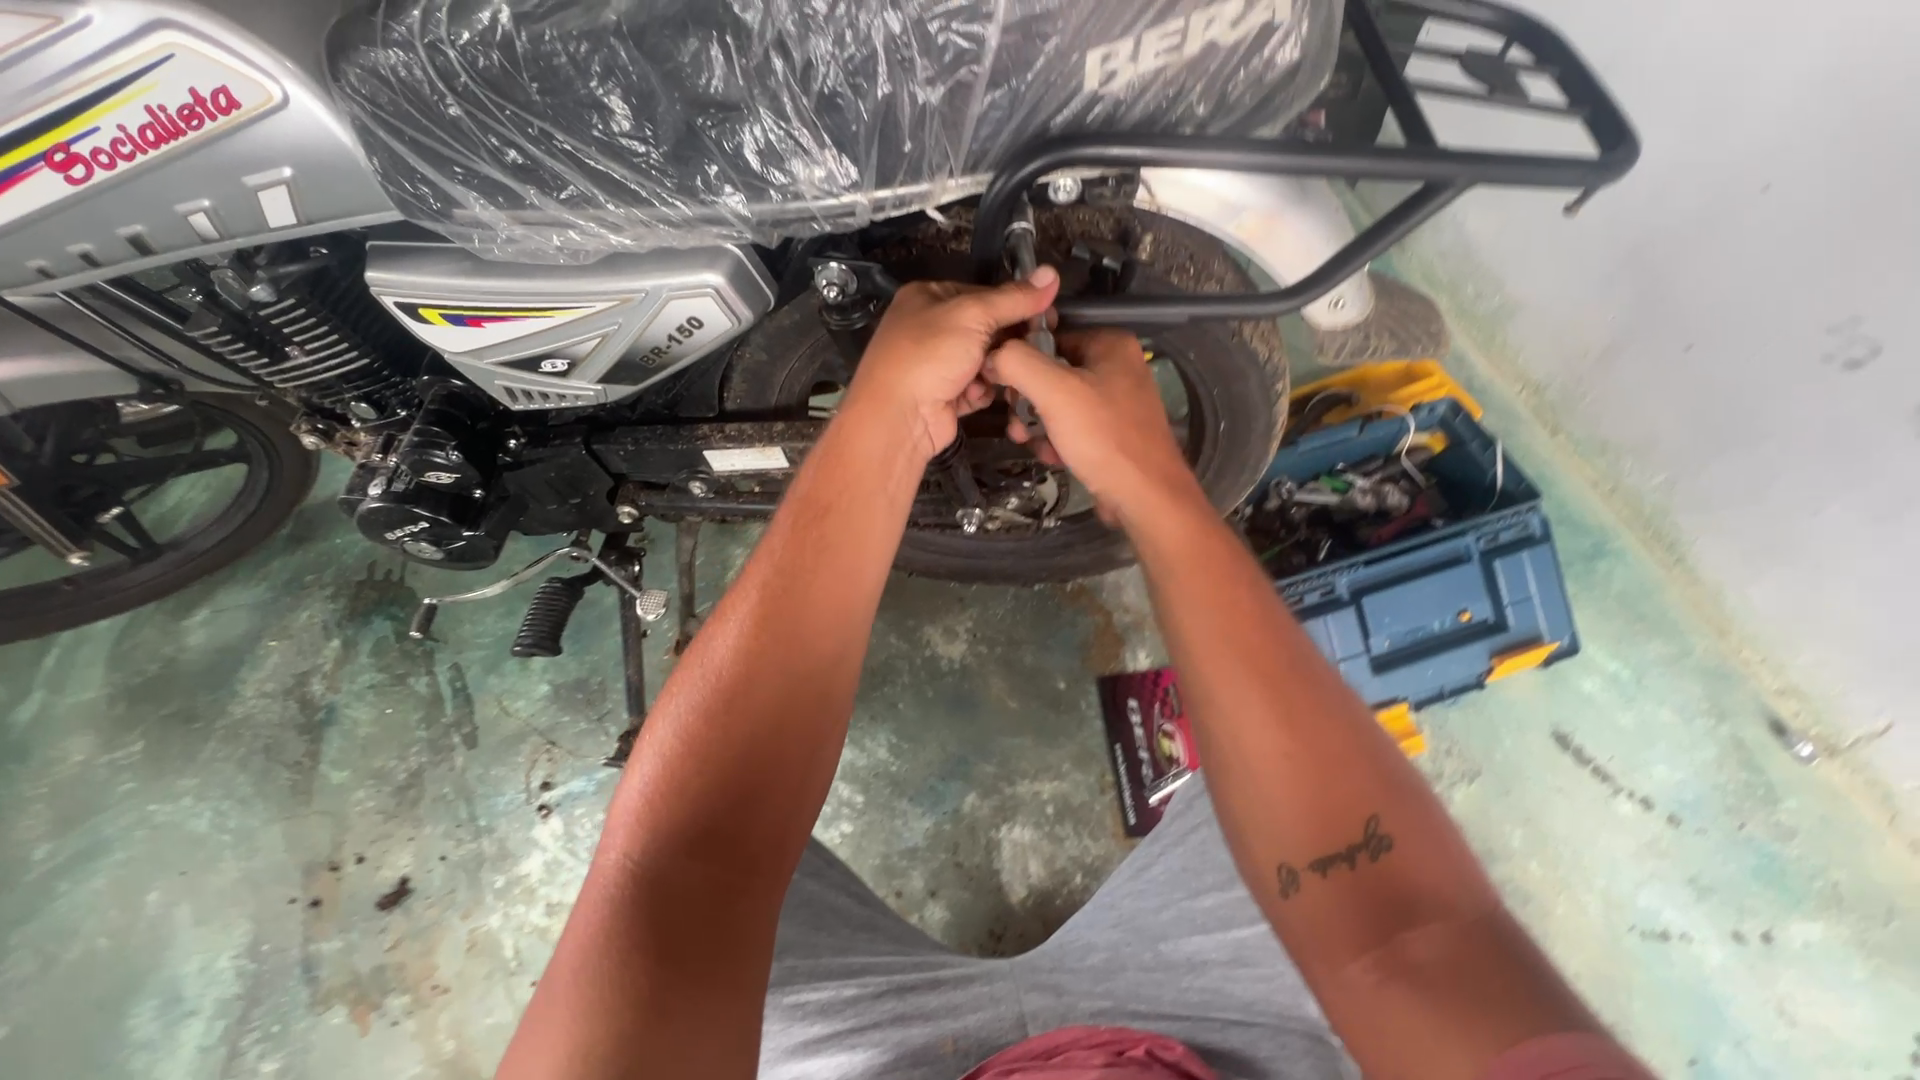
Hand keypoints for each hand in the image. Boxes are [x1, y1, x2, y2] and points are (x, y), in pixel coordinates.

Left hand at [842, 268, 1059, 459]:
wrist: (898, 417)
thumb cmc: (930, 355)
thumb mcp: (974, 315)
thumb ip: (1014, 298)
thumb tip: (1052, 273)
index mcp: (928, 297)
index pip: (983, 293)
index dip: (1015, 304)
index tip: (1047, 316)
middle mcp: (930, 328)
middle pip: (986, 328)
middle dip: (1008, 341)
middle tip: (1037, 347)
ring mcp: (936, 364)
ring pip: (984, 361)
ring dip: (996, 369)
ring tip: (1002, 374)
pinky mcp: (944, 395)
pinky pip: (976, 388)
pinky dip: (982, 391)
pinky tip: (977, 395)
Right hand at [984, 329, 1204, 527]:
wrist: (1144, 496)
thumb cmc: (1102, 436)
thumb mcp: (1054, 392)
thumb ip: (1017, 364)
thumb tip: (992, 356)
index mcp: (1110, 345)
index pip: (1049, 340)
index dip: (1020, 363)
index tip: (1004, 390)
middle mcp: (1118, 367)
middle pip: (1052, 373)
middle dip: (1028, 401)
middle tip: (1018, 424)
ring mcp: (1117, 402)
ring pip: (1059, 404)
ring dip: (1038, 425)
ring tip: (1030, 442)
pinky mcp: (1113, 433)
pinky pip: (1074, 427)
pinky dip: (1058, 440)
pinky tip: (1053, 456)